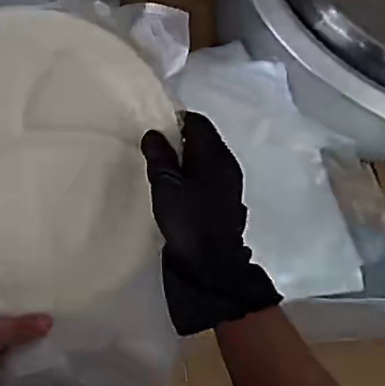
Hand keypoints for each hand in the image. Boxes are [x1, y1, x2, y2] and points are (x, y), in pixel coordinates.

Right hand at [141, 112, 279, 335]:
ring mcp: (230, 183)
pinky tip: (178, 188)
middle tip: (155, 149)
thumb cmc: (187, 220)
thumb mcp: (166, 186)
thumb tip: (153, 133)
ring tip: (163, 168)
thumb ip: (159, 157)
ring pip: (207, 158)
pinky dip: (194, 173)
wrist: (210, 264)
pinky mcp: (226, 200)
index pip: (198, 123)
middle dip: (180, 139)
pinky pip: (209, 175)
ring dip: (187, 158)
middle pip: (204, 139)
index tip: (155, 131)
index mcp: (215, 156)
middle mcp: (228, 165)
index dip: (176, 121)